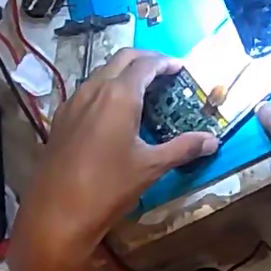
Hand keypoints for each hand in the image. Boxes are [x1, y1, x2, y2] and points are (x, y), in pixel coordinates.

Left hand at [11, 50, 219, 270]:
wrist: (56, 212)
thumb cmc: (109, 186)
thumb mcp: (151, 167)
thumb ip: (183, 148)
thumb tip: (213, 140)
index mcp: (119, 94)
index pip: (145, 64)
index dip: (165, 62)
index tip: (180, 66)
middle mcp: (94, 88)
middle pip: (122, 58)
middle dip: (145, 59)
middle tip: (164, 71)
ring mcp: (74, 100)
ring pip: (102, 71)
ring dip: (124, 72)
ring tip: (143, 89)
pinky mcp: (62, 115)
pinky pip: (88, 89)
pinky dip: (106, 87)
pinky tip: (114, 111)